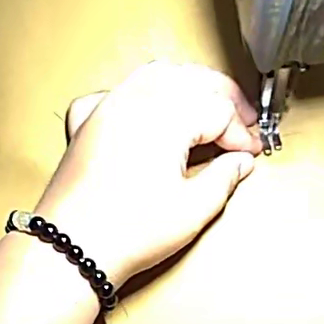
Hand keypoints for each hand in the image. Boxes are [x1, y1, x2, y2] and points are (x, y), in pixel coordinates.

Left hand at [32, 62, 263, 285]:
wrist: (73, 248)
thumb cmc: (128, 232)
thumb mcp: (193, 210)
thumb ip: (224, 178)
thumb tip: (239, 163)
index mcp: (167, 115)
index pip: (218, 109)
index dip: (240, 132)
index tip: (250, 153)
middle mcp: (136, 99)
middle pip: (191, 79)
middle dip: (222, 98)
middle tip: (241, 123)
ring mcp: (107, 107)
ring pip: (155, 76)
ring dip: (186, 88)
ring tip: (204, 112)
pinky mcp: (86, 124)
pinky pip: (118, 93)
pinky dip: (141, 96)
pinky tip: (149, 113)